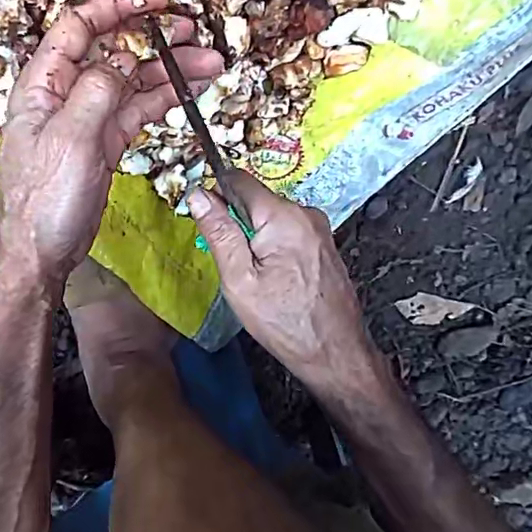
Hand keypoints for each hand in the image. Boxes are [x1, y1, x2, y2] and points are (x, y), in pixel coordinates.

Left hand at [0, 0, 222, 284]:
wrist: (42, 251)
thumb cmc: (43, 199)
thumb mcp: (68, 139)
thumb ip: (96, 91)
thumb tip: (121, 60)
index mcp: (44, 83)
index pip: (80, 25)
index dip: (118, 4)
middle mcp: (66, 93)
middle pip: (113, 49)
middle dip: (153, 36)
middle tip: (192, 31)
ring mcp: (88, 117)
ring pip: (133, 80)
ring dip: (170, 70)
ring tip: (209, 64)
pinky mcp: (106, 141)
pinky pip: (139, 110)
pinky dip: (165, 99)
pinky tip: (192, 90)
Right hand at [187, 174, 380, 392]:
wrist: (335, 352)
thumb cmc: (284, 321)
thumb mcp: (239, 279)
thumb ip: (219, 232)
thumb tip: (197, 195)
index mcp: (282, 216)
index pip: (238, 179)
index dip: (215, 194)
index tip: (205, 220)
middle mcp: (305, 213)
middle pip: (255, 199)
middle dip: (235, 222)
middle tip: (231, 262)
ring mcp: (318, 228)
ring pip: (270, 217)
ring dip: (254, 237)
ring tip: (254, 276)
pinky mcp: (323, 243)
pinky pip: (287, 231)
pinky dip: (272, 246)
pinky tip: (274, 278)